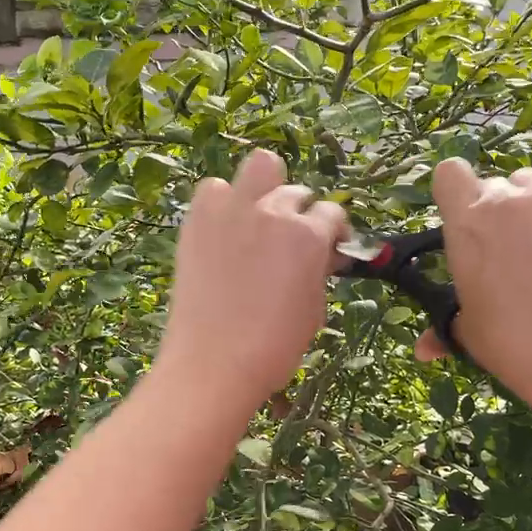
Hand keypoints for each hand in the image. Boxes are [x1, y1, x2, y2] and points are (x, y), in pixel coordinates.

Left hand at [156, 149, 346, 412]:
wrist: (213, 363)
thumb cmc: (273, 347)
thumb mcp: (314, 308)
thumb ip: (318, 270)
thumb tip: (321, 255)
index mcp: (308, 235)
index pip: (332, 213)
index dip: (333, 233)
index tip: (328, 250)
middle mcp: (273, 212)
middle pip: (296, 191)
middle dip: (300, 213)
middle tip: (289, 242)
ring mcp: (233, 210)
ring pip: (259, 167)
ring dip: (264, 189)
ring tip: (257, 221)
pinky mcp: (198, 219)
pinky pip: (214, 189)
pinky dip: (223, 202)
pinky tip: (225, 229)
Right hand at [417, 158, 531, 427]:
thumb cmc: (517, 346)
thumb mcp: (470, 333)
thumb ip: (445, 322)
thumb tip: (424, 349)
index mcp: (468, 223)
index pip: (450, 173)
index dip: (455, 194)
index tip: (464, 223)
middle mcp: (511, 199)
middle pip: (496, 185)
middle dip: (497, 212)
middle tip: (508, 254)